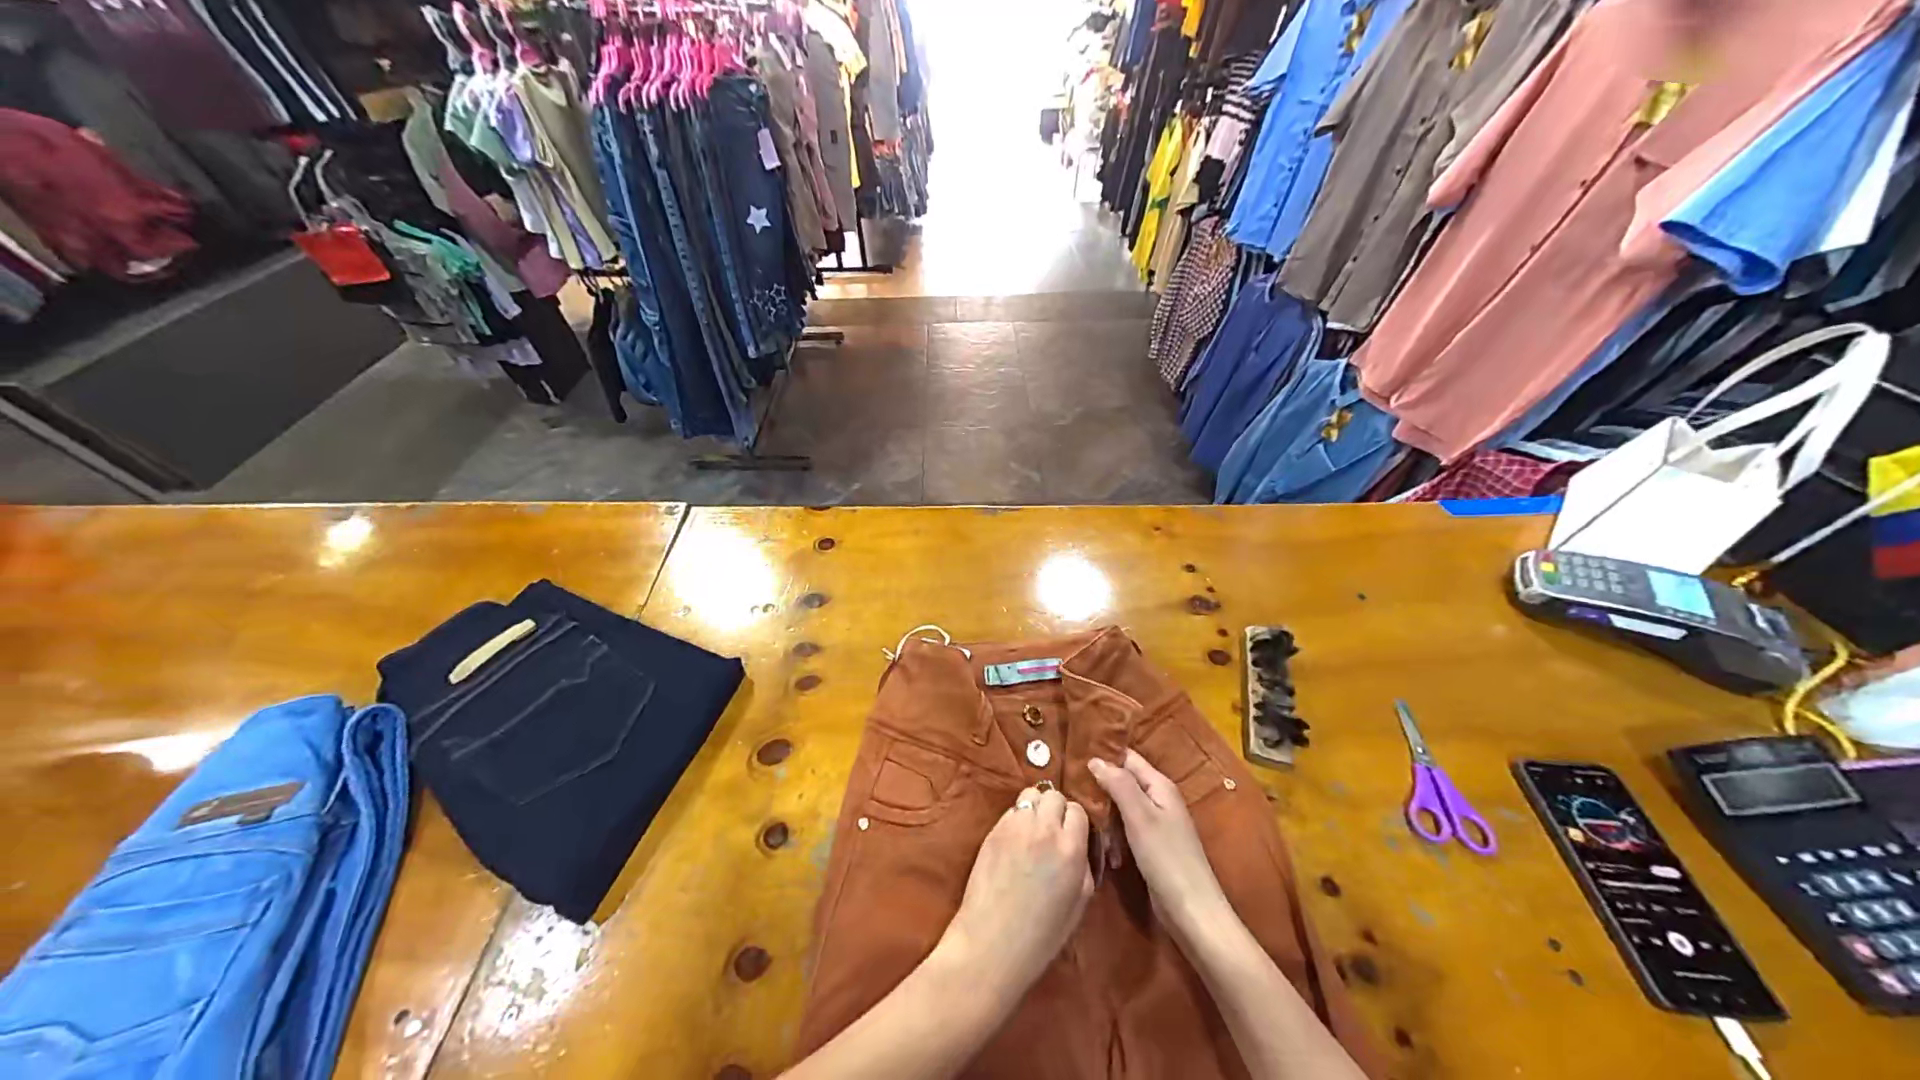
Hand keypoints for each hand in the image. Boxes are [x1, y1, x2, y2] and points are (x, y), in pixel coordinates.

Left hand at [934, 786, 1093, 1001]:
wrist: (992, 943)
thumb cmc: (1041, 935)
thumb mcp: (1079, 902)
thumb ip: (1083, 864)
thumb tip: (1079, 846)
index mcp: (1071, 848)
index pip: (1078, 810)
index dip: (1076, 822)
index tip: (1072, 836)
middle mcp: (1044, 829)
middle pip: (1054, 795)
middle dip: (1056, 809)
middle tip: (1052, 831)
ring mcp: (1015, 827)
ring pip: (1030, 795)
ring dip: (1035, 807)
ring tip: (1033, 830)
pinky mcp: (993, 831)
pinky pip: (1010, 811)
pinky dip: (1016, 818)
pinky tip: (1014, 841)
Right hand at [1089, 750, 1230, 936]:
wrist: (1191, 910)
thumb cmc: (1166, 858)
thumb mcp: (1139, 816)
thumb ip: (1119, 784)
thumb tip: (1095, 759)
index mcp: (1160, 785)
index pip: (1127, 757)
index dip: (1103, 755)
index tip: (1073, 758)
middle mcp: (1159, 799)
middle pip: (1123, 781)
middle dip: (1100, 785)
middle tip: (1070, 791)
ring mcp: (1156, 823)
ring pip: (1122, 805)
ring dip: (1104, 812)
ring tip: (1082, 819)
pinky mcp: (1151, 845)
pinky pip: (1126, 827)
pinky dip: (1113, 833)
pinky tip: (1102, 846)